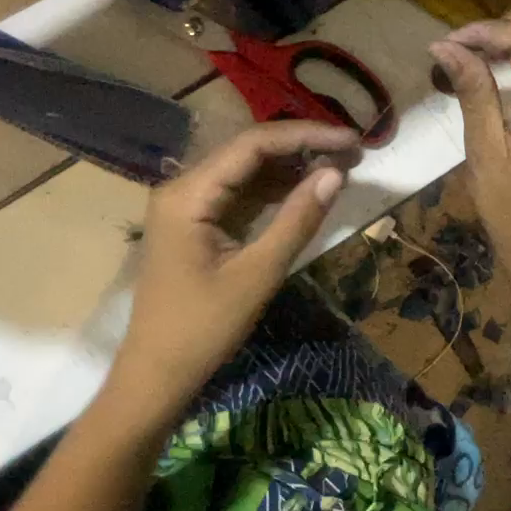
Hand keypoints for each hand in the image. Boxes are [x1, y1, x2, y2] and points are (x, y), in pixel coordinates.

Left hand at [107, 122, 362, 421]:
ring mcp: (187, 206)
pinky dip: (273, 192)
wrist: (157, 374)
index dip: (306, 136)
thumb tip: (336, 173)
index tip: (352, 140)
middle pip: (247, 151)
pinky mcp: (195, 225)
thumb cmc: (203, 329)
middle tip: (353, 152)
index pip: (253, 145)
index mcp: (188, 194)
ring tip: (339, 169)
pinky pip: (238, 196)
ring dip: (290, 168)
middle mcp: (182, 188)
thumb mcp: (257, 275)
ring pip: (245, 172)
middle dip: (301, 148)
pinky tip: (306, 192)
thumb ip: (296, 220)